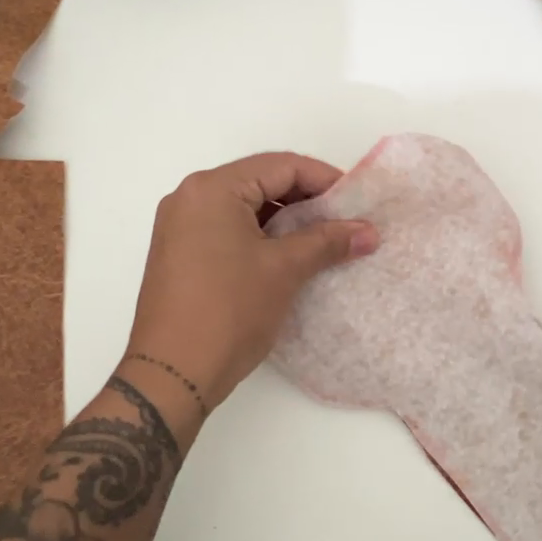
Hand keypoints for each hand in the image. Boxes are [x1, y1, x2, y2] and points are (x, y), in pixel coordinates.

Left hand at [126, 152, 378, 412]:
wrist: (172, 374)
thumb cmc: (229, 312)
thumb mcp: (285, 270)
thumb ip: (328, 242)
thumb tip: (369, 231)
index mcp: (212, 189)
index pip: (280, 166)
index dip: (325, 179)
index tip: (357, 201)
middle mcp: (190, 198)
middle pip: (261, 182)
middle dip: (306, 200)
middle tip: (345, 221)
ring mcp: (180, 227)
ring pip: (245, 208)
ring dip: (286, 221)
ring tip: (324, 241)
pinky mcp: (180, 254)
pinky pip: (228, 230)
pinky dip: (261, 237)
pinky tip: (289, 258)